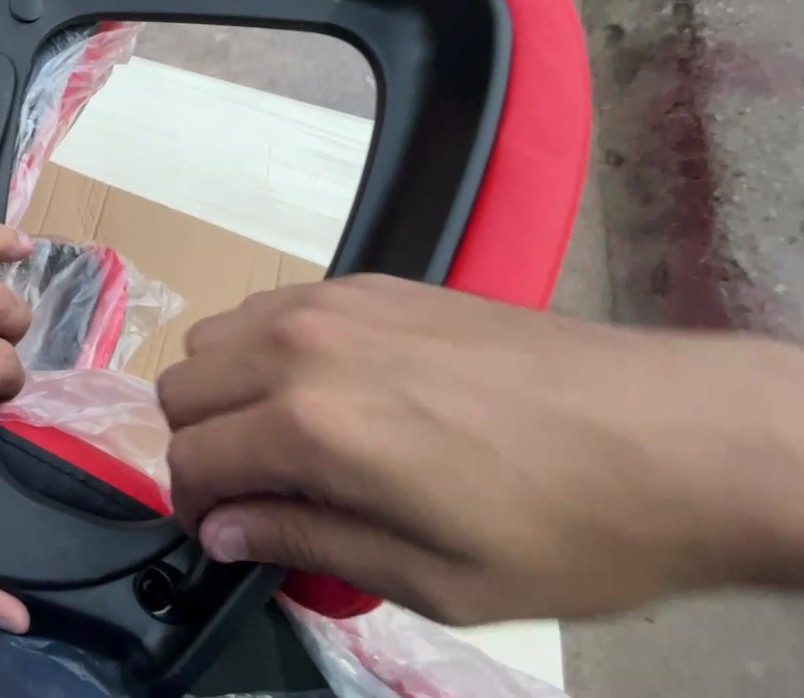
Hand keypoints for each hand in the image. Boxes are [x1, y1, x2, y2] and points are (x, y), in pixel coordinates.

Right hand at [157, 274, 803, 623]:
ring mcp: (324, 304)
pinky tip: (323, 384)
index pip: (189, 457)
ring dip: (223, 391)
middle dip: (197, 444)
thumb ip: (304, 543)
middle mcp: (295, 349)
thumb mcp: (436, 578)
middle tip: (251, 484)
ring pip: (209, 341)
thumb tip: (221, 533)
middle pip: (177, 389)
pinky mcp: (357, 283)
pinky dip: (261, 351)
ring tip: (282, 429)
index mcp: (309, 425)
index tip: (221, 528)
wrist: (682, 433)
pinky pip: (262, 310)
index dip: (192, 504)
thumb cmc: (569, 527)